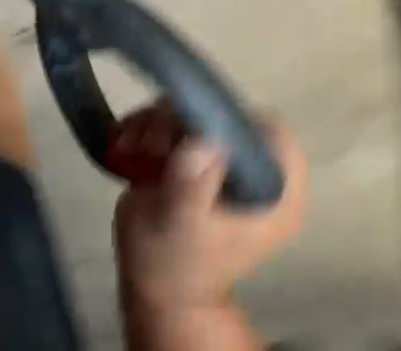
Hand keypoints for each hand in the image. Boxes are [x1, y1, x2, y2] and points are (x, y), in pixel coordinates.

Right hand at [112, 104, 307, 314]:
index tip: (190, 129)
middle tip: (151, 148)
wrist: (153, 283)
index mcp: (272, 194)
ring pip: (184, 116)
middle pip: (218, 117)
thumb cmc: (174, 261)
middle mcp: (249, 173)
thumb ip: (194, 186)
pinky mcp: (184, 161)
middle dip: (177, 123)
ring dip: (150, 125)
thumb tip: (204, 142)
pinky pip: (161, 125)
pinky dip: (138, 130)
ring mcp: (215, 165)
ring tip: (135, 153)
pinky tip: (126, 151)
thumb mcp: (182, 226)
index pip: (273, 136)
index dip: (234, 122)